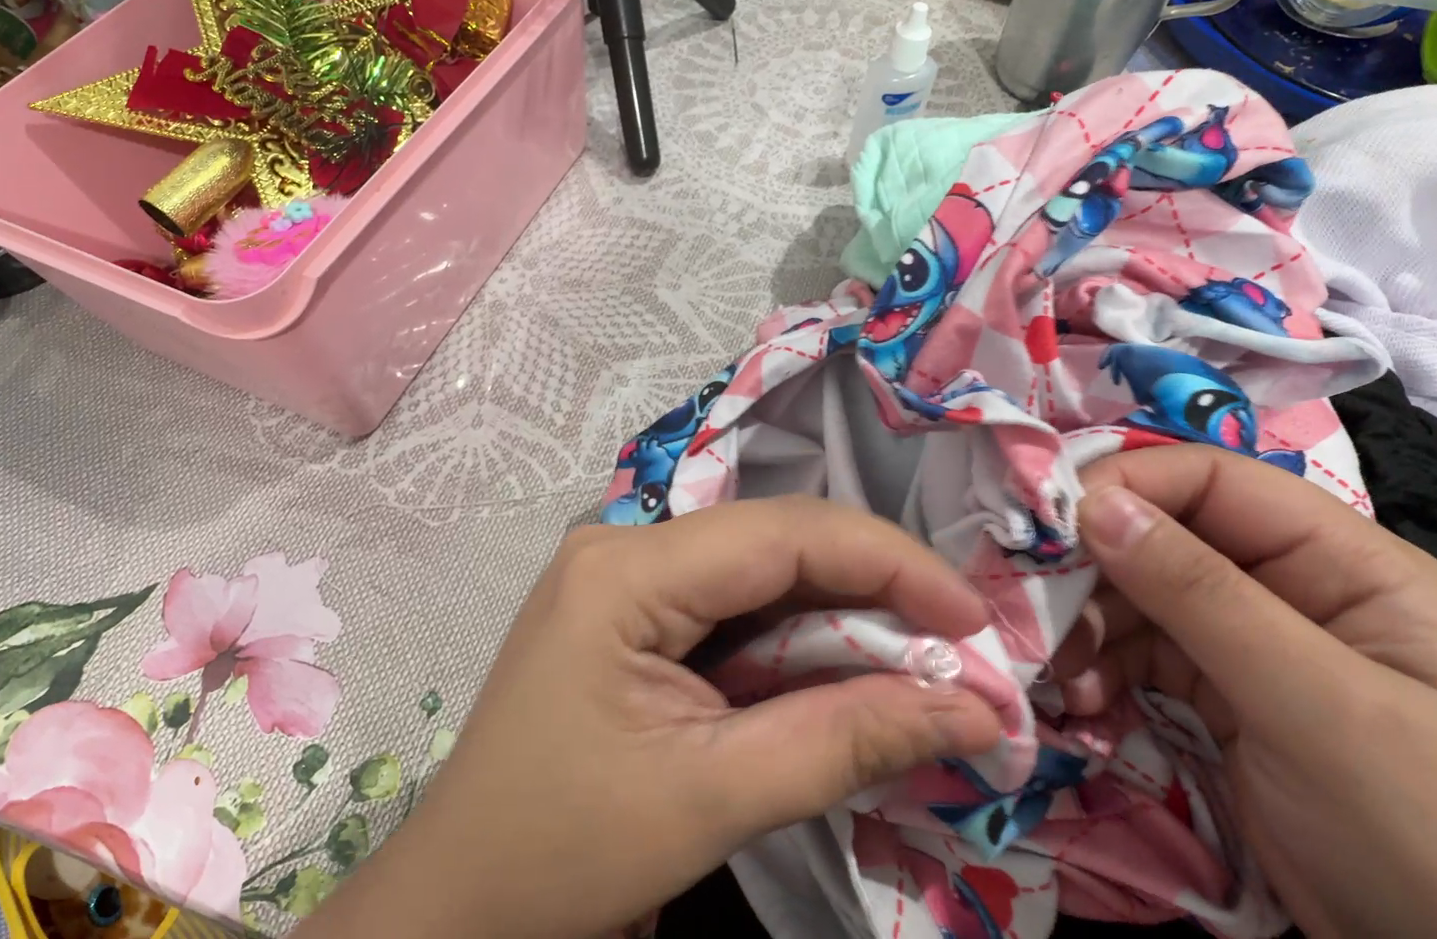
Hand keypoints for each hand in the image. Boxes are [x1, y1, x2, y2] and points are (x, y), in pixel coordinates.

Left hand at [302, 498, 1001, 938]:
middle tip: (962, 656)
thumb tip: (974, 708)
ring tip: (922, 670)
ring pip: (764, 576)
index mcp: (625, 571)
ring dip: (845, 623)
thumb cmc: (566, 851)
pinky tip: (846, 677)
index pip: (785, 534)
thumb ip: (846, 742)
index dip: (892, 563)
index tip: (975, 623)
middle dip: (876, 595)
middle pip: (777, 546)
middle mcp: (623, 549)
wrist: (462, 901)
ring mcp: (624, 579)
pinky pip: (736, 610)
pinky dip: (800, 645)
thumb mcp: (714, 798)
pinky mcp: (633, 617)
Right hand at [1059, 445, 1436, 938]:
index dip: (1125, 485)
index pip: (1213, 483)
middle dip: (1091, 570)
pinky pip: (1141, 663)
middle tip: (1030, 610)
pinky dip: (1102, 675)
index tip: (1042, 521)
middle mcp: (1291, 592)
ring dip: (1087, 631)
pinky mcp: (1222, 706)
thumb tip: (1095, 504)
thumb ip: (1202, 596)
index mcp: (1343, 563)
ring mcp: (1253, 651)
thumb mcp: (1317, 707)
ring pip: (1141, 603)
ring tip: (1059, 677)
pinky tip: (1084, 707)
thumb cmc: (1433, 831)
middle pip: (1164, 541)